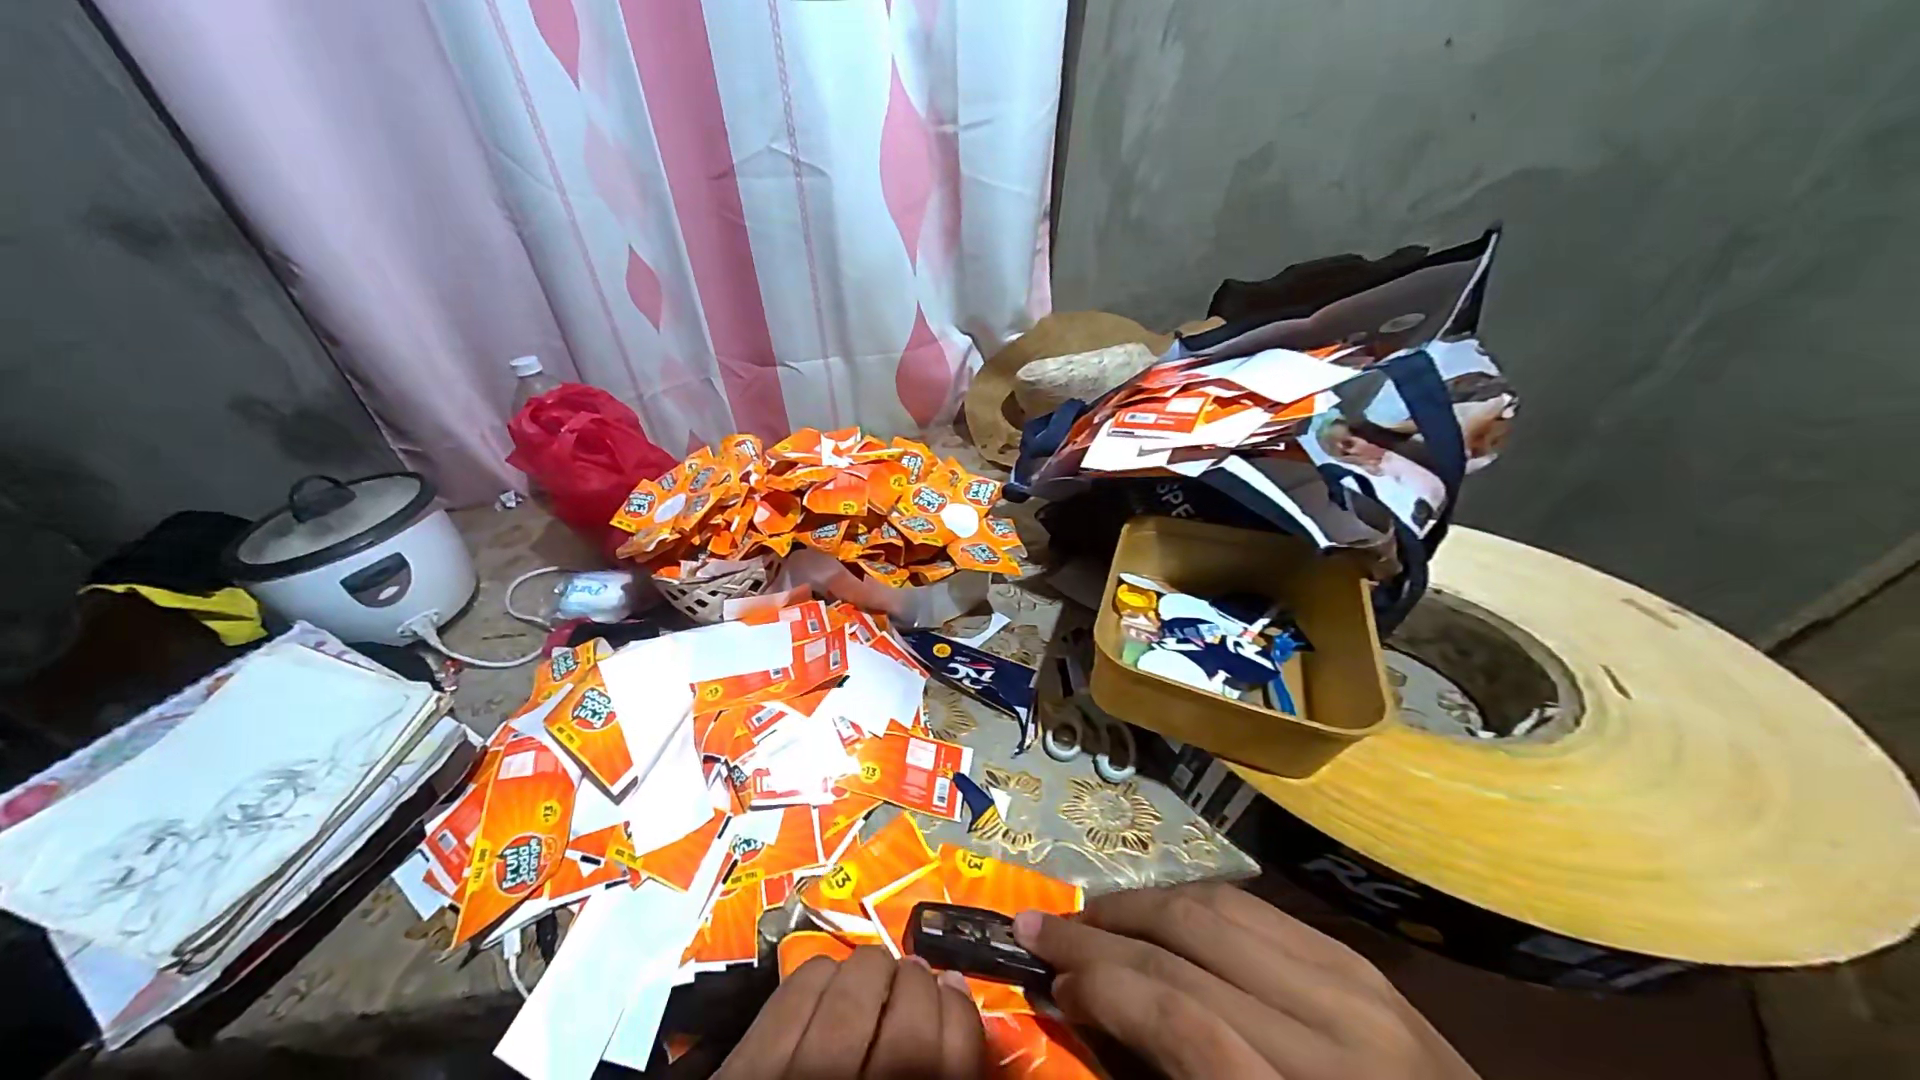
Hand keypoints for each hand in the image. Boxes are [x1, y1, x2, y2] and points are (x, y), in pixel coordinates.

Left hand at [716, 944, 984, 1079]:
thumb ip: (936, 1071)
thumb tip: (952, 993)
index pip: (950, 1053)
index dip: (960, 1011)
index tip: (953, 991)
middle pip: (907, 1012)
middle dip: (917, 980)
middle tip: (914, 979)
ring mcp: (795, 1077)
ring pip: (852, 985)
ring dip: (873, 969)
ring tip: (874, 979)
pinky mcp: (747, 1066)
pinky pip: (799, 986)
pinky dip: (823, 973)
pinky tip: (828, 991)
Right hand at [1013, 883, 1478, 1079]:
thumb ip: (1175, 1075)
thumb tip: (1094, 1009)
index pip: (1182, 1018)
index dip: (1101, 985)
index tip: (1049, 974)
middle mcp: (1340, 1037)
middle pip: (1193, 943)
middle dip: (1105, 930)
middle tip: (1049, 928)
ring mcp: (1362, 992)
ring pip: (1222, 909)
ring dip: (1143, 904)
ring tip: (1097, 918)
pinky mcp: (1369, 970)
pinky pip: (1260, 912)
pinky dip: (1194, 906)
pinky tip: (1164, 918)